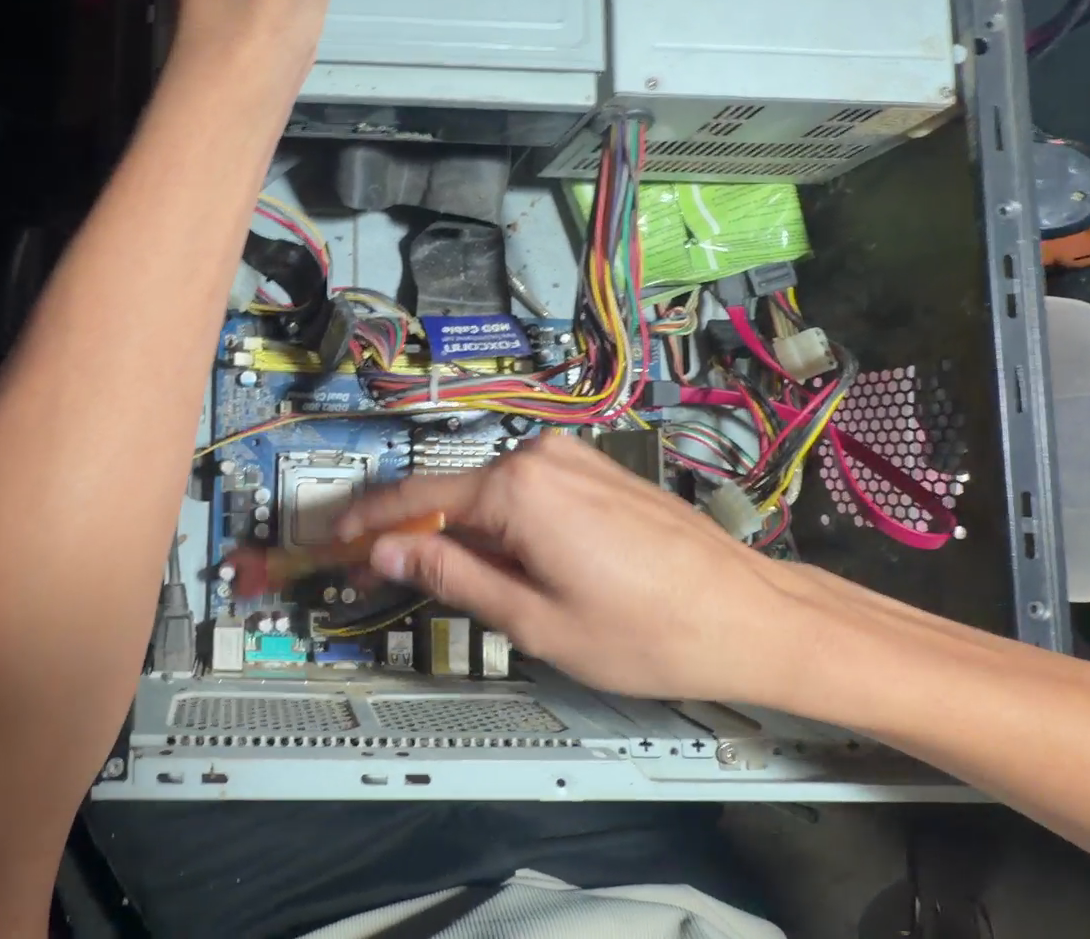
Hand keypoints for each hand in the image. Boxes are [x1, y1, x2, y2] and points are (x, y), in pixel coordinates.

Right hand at [337, 434, 809, 702]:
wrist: (755, 616)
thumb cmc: (648, 633)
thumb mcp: (532, 620)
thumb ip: (452, 576)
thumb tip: (389, 551)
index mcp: (515, 488)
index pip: (414, 499)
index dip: (367, 522)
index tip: (334, 538)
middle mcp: (537, 457)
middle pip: (449, 494)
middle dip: (414, 534)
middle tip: (384, 574)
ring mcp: (569, 458)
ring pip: (486, 495)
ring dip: (460, 534)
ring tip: (454, 583)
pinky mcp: (592, 470)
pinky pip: (523, 492)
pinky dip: (499, 525)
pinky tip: (509, 565)